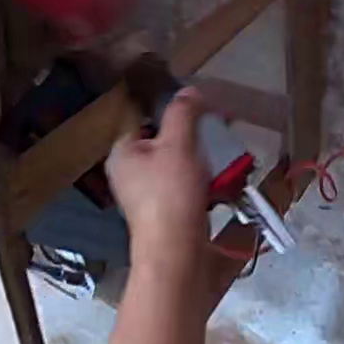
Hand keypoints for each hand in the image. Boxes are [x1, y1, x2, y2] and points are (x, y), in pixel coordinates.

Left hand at [107, 88, 209, 270]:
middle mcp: (128, 173)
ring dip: (199, 157)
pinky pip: (184, 184)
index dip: (170, 108)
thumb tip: (190, 89)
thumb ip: (184, 113)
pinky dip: (202, 179)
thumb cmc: (170, 194)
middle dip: (189, 134)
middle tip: (213, 127)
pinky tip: (220, 179)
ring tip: (221, 151)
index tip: (198, 105)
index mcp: (122, 153)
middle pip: (162, 140)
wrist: (177, 254)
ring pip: (176, 162)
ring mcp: (146, 195)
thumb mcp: (178, 144)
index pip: (143, 117)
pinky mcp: (165, 212)